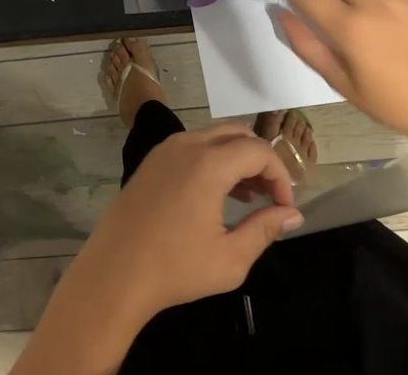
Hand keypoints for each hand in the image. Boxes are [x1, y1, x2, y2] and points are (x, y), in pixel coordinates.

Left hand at [65, 125, 302, 323]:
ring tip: (250, 197)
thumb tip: (293, 214)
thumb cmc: (175, 269)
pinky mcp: (152, 161)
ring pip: (214, 137)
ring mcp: (165, 150)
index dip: (280, 175)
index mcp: (208, 163)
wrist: (114, 273)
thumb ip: (265, 229)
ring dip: (237, 159)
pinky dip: (214, 160)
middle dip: (260, 160)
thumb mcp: (230, 258)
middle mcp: (186, 145)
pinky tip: (218, 194)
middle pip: (237, 134)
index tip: (285, 207)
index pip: (258, 151)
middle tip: (270, 196)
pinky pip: (192, 146)